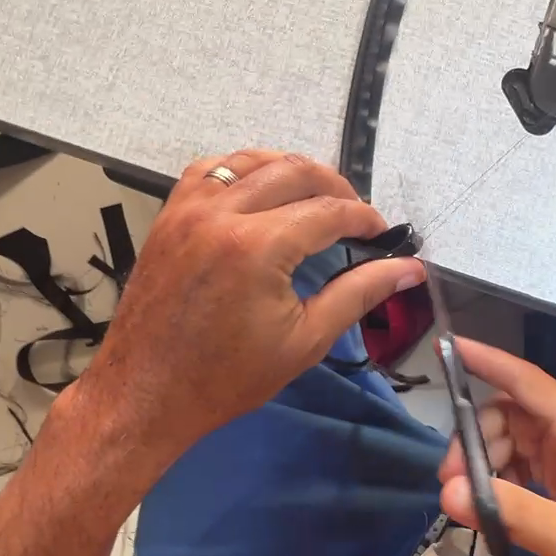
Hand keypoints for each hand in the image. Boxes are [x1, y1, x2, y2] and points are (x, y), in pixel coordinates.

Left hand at [68, 150, 424, 448]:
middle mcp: (220, 213)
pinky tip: (261, 192)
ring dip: (292, 170)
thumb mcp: (306, 340)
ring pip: (252, 160)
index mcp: (257, 247)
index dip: (364, 218)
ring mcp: (188, 209)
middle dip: (336, 187)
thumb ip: (360, 293)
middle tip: (356, 216)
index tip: (383, 234)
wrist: (145, 395)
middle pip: (294, 170)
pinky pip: (211, 169)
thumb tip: (410, 269)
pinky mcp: (169, 215)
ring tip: (316, 198)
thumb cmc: (228, 377)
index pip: (328, 211)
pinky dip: (244, 170)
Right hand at [436, 338, 555, 555]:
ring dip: (486, 460)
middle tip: (452, 483)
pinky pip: (524, 459)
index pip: (526, 380)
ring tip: (472, 502)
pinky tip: (496, 505)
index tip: (445, 346)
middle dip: (475, 438)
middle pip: (511, 412)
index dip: (485, 360)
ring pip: (514, 436)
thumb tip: (449, 492)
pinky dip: (503, 476)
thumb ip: (512, 512)